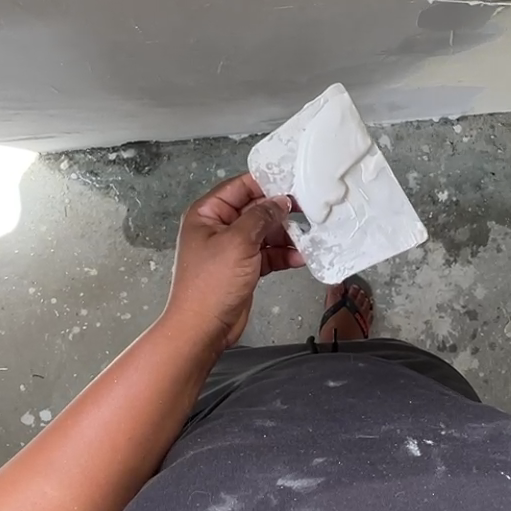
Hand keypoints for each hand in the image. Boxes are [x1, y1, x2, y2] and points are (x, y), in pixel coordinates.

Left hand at [163, 174, 302, 349]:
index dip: (265, 183)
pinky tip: (299, 258)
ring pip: (264, 233)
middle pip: (255, 210)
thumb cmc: (210, 284)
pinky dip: (283, 255)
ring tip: (306, 238)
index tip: (291, 182)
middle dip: (280, 212)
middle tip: (306, 209)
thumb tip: (279, 202)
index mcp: (208, 213)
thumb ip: (261, 217)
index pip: (240, 187)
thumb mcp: (238, 242)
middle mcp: (218, 228)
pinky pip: (267, 254)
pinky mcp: (244, 268)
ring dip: (285, 236)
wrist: (203, 328)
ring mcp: (232, 249)